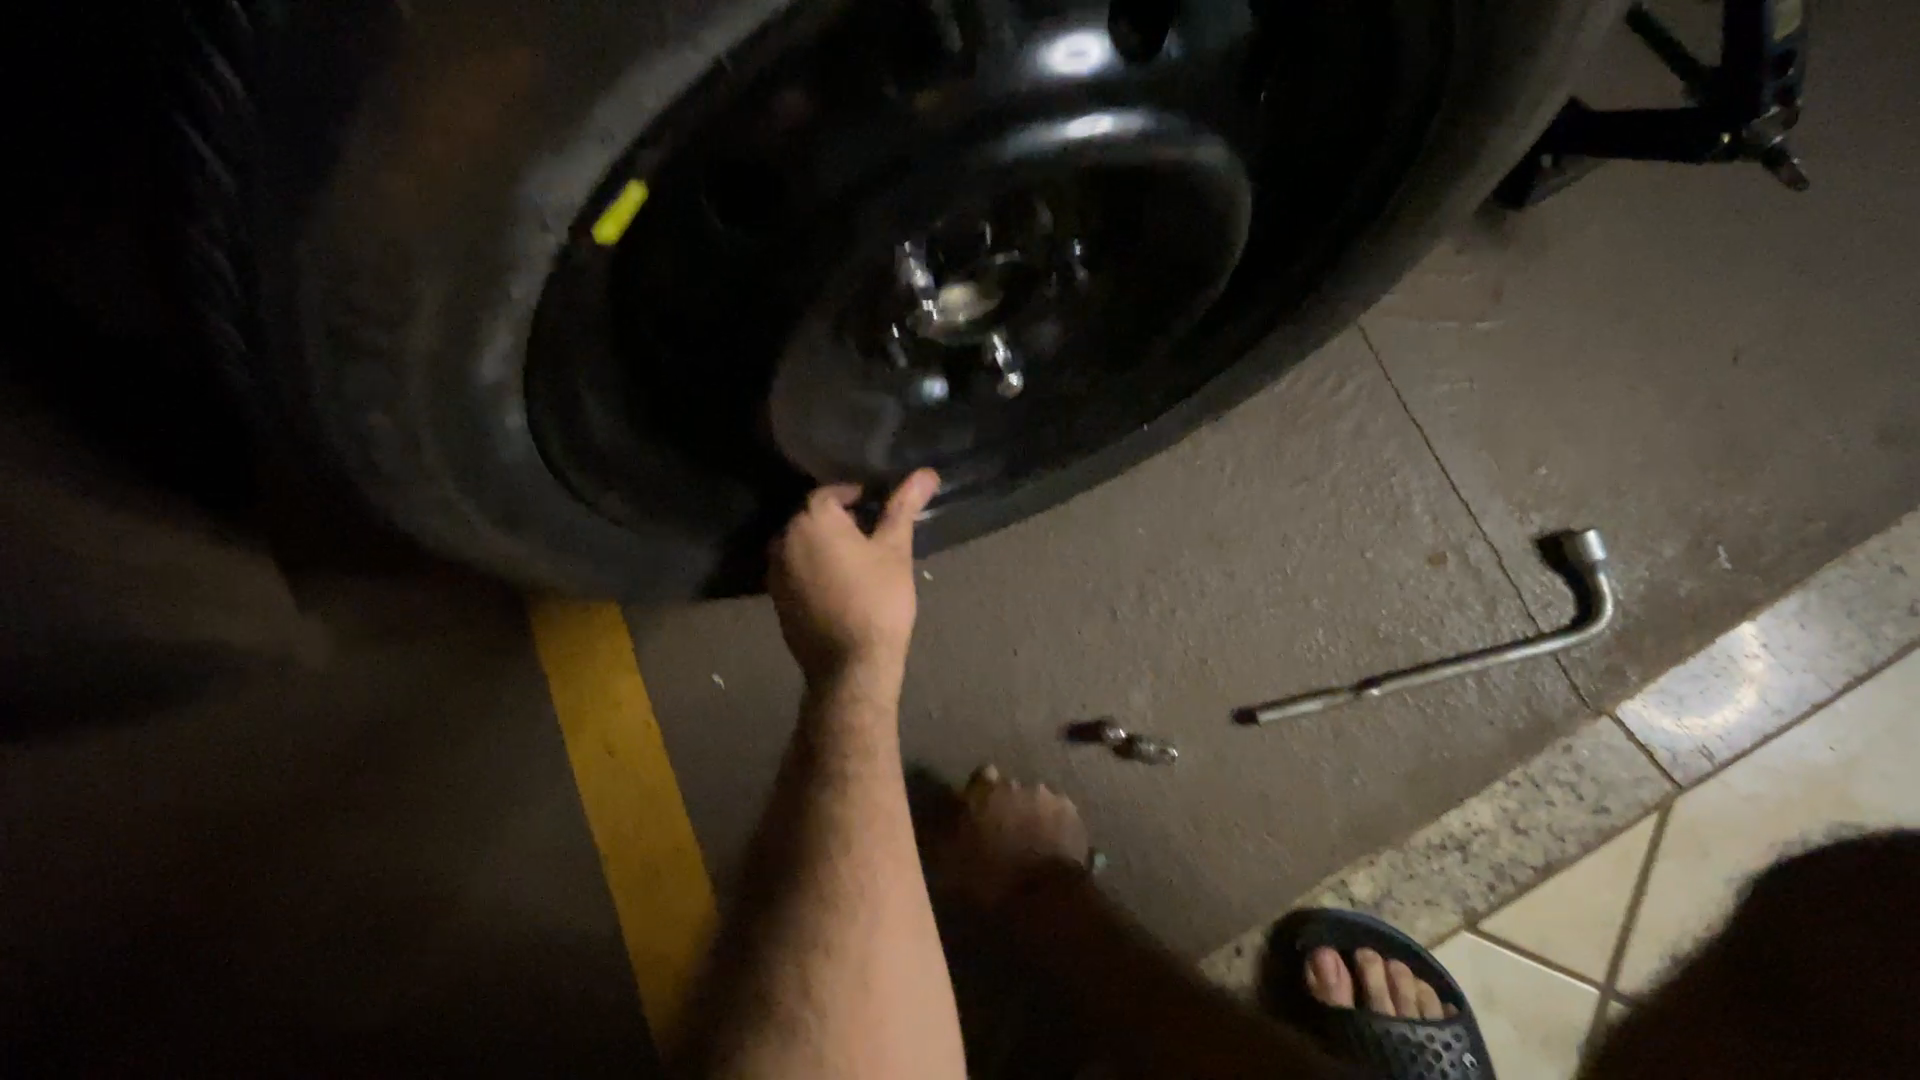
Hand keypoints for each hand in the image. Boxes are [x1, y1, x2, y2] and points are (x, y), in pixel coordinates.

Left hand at [768, 468, 939, 686]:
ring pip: (803, 545)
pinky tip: (839, 588)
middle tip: (873, 538)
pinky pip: (795, 571)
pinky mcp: (775, 599)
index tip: (879, 513)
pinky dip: (813, 571)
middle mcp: (785, 539)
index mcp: (812, 519)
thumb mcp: (895, 550)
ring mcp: (775, 571)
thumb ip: (903, 507)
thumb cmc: (879, 601)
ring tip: (858, 563)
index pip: (833, 493)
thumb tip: (926, 473)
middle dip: (840, 522)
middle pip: (814, 518)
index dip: (858, 498)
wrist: (851, 665)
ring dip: (825, 547)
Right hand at [936, 765, 1090, 908]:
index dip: (980, 793)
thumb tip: (940, 816)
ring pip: (1035, 798)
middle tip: (1005, 831)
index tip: (978, 811)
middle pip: (1010, 787)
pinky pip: (1058, 811)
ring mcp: (1047, 795)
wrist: (1044, 895)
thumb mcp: (950, 860)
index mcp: (984, 791)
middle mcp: (1016, 783)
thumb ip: (944, 830)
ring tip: (1031, 841)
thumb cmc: (991, 878)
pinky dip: (1054, 823)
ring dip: (1031, 812)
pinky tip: (1052, 844)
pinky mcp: (1072, 811)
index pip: (980, 776)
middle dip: (1006, 803)